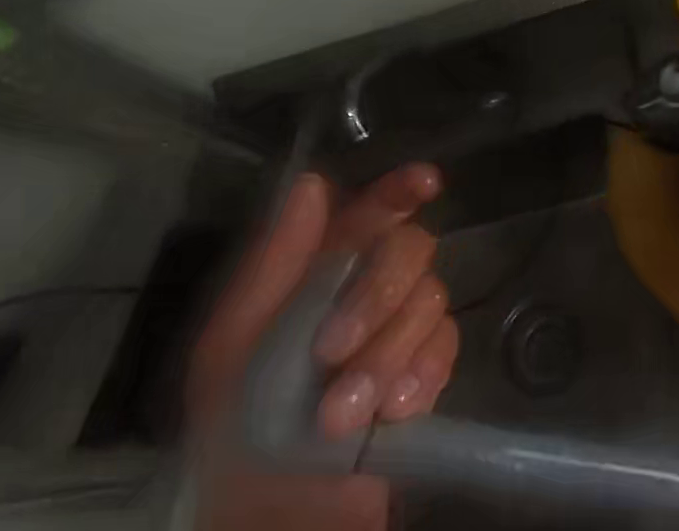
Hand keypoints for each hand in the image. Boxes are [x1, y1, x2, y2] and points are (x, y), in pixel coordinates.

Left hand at [187, 163, 457, 530]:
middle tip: (331, 353)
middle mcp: (367, 286)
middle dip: (376, 296)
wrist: (281, 522)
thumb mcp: (231, 347)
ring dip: (387, 355)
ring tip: (347, 416)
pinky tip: (392, 414)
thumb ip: (273, 263)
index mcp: (316, 274)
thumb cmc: (239, 433)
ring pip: (431, 298)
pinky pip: (447, 344)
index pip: (367, 211)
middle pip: (409, 247)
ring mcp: (402, 327)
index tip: (427, 182)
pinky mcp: (429, 368)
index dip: (399, 188)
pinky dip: (421, 375)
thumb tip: (313, 183)